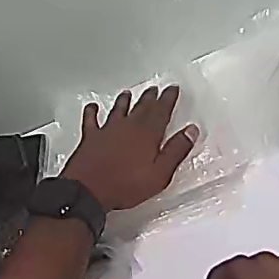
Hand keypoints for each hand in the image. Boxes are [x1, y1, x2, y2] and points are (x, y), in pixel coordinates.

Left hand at [61, 87, 198, 211]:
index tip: (172, 89)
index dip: (168, 99)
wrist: (88, 190)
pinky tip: (92, 106)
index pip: (161, 111)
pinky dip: (92, 111)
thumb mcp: (160, 173)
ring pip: (118, 110)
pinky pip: (91, 120)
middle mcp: (127, 127)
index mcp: (147, 134)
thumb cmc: (125, 185)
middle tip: (155, 89)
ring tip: (128, 93)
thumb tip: (191, 131)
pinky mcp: (90, 138)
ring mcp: (107, 131)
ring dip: (124, 101)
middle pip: (141, 107)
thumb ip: (175, 150)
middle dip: (150, 97)